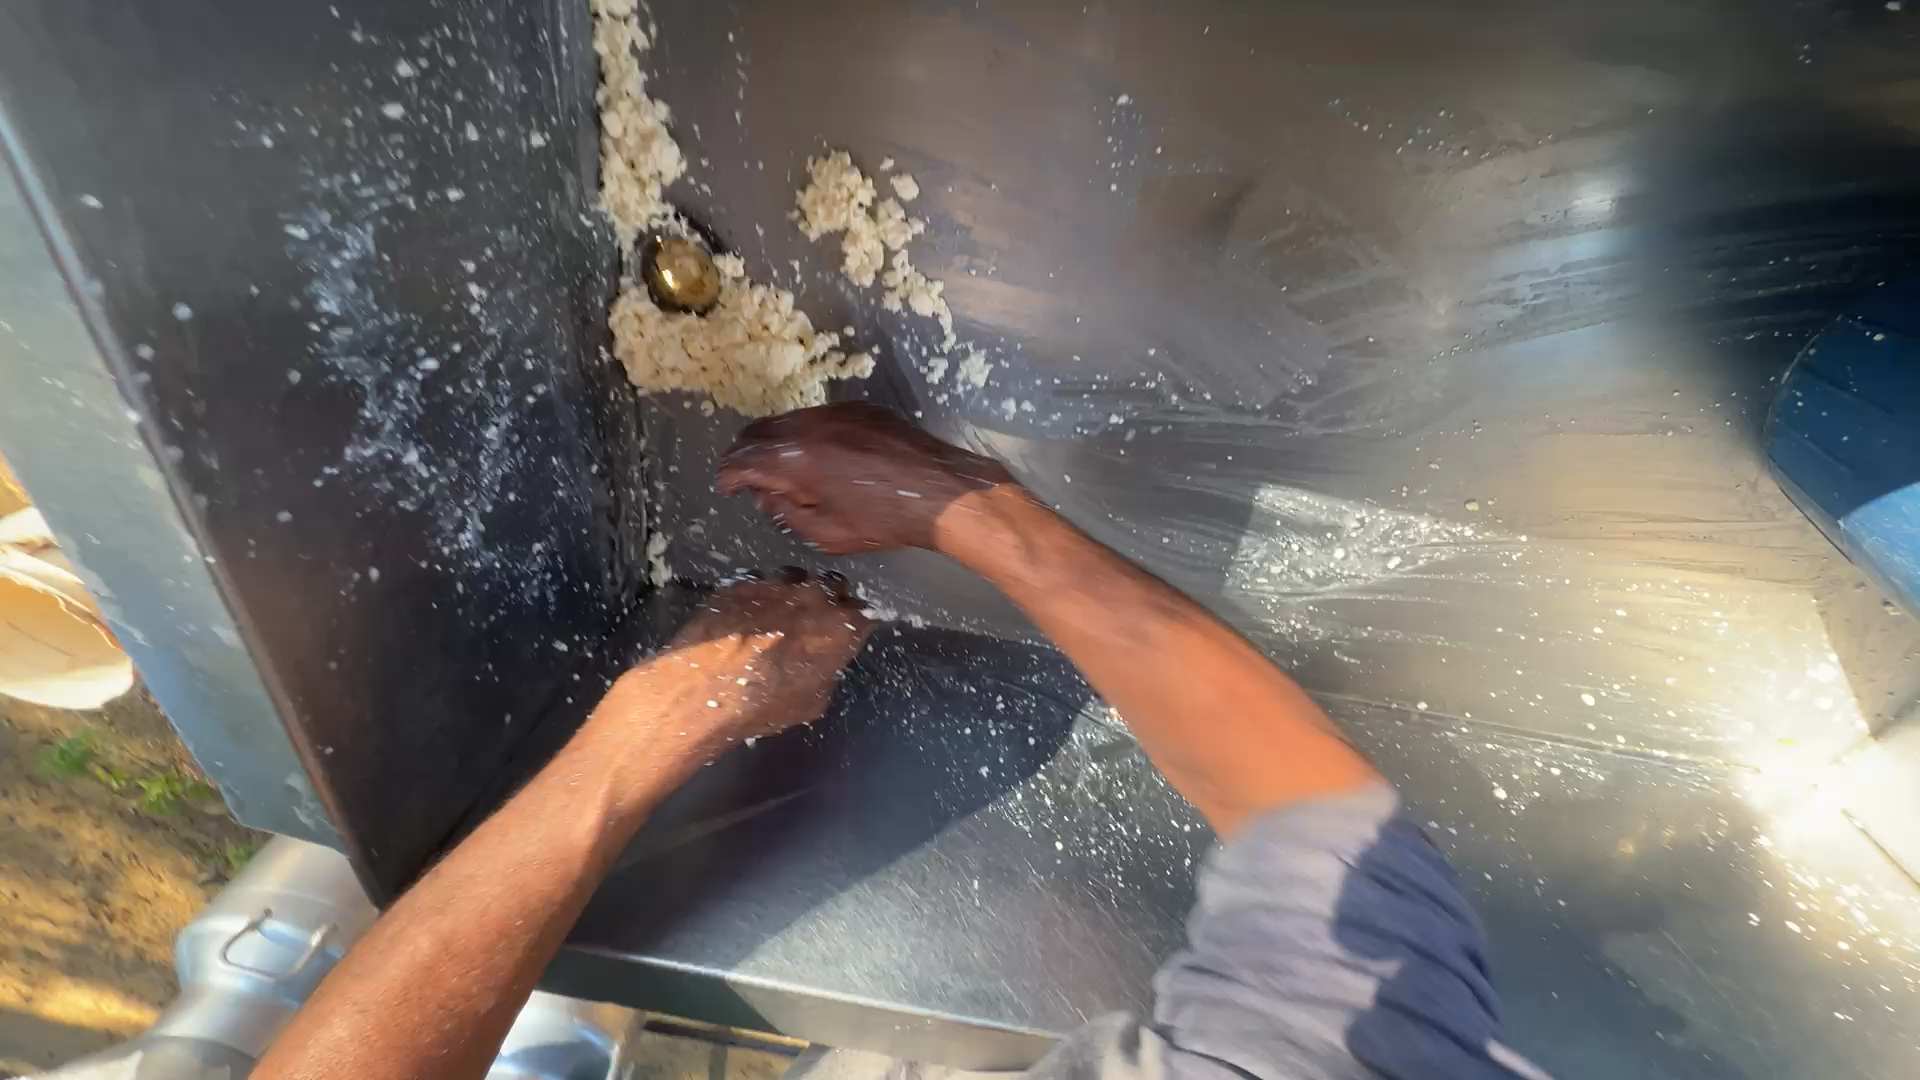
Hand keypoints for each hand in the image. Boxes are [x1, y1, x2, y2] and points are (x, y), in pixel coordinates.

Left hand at [596, 575, 872, 761]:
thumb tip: (824, 663)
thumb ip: (828, 672)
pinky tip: (747, 614)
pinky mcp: (741, 583)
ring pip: (797, 576)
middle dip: (831, 598)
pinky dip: (758, 594)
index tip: (850, 631)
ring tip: (780, 612)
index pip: (866, 613)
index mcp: (841, 627)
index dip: (858, 622)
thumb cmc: (763, 704)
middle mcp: (814, 597)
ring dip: (794, 590)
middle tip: (816, 619)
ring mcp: (776, 584)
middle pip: (834, 585)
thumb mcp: (812, 702)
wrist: (702, 691)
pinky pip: (758, 581)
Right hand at [716, 402, 1013, 554]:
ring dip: (777, 444)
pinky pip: (820, 418)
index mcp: (793, 458)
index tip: (727, 489)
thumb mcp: (826, 532)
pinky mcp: (861, 408)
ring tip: (786, 472)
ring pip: (789, 421)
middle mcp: (808, 424)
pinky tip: (822, 458)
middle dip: (746, 456)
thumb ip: (787, 512)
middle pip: (758, 432)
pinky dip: (808, 435)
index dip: (728, 476)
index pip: (742, 461)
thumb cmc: (883, 520)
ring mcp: (836, 411)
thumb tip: (767, 497)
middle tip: (748, 479)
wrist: (942, 492)